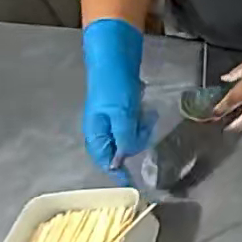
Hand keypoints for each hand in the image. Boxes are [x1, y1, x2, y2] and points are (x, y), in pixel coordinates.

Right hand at [80, 18, 153, 183]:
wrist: (115, 58)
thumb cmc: (115, 87)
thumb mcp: (121, 115)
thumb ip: (124, 137)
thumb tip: (122, 160)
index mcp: (95, 133)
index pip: (106, 161)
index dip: (119, 173)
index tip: (133, 184)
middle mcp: (102, 129)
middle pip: (122, 148)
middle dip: (136, 141)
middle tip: (144, 125)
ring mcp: (112, 118)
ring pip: (131, 134)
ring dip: (141, 127)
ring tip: (145, 112)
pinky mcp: (123, 107)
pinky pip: (135, 121)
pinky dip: (142, 118)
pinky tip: (146, 107)